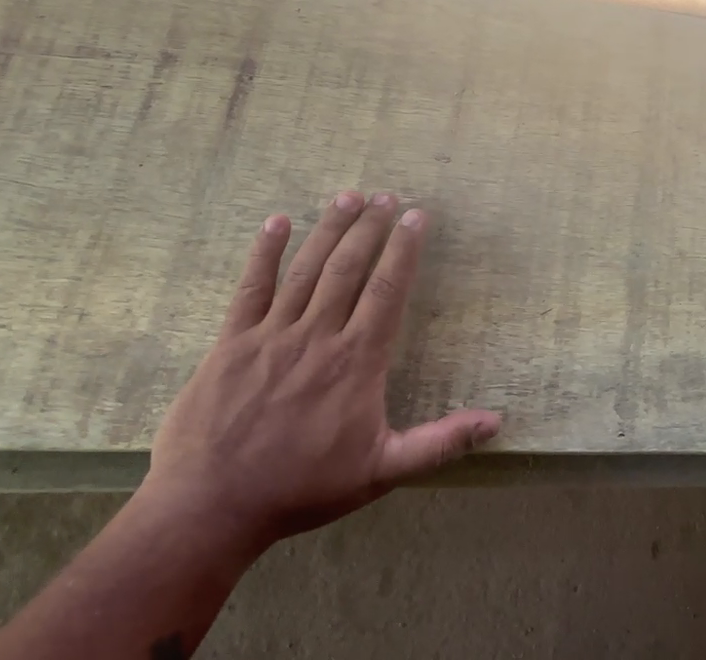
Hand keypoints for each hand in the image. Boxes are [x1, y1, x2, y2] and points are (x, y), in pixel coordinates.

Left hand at [140, 191, 500, 549]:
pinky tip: (277, 222)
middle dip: (370, 227)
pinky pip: (250, 289)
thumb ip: (440, 442)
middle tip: (387, 196)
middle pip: (348, 268)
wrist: (208, 509)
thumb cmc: (302, 488)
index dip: (404, 249)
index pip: (387, 290)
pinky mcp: (229, 345)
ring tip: (348, 196)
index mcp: (357, 361)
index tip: (417, 216)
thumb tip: (497, 421)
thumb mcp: (382, 470)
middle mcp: (318, 337)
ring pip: (306, 270)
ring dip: (329, 229)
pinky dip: (264, 253)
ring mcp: (270, 337)